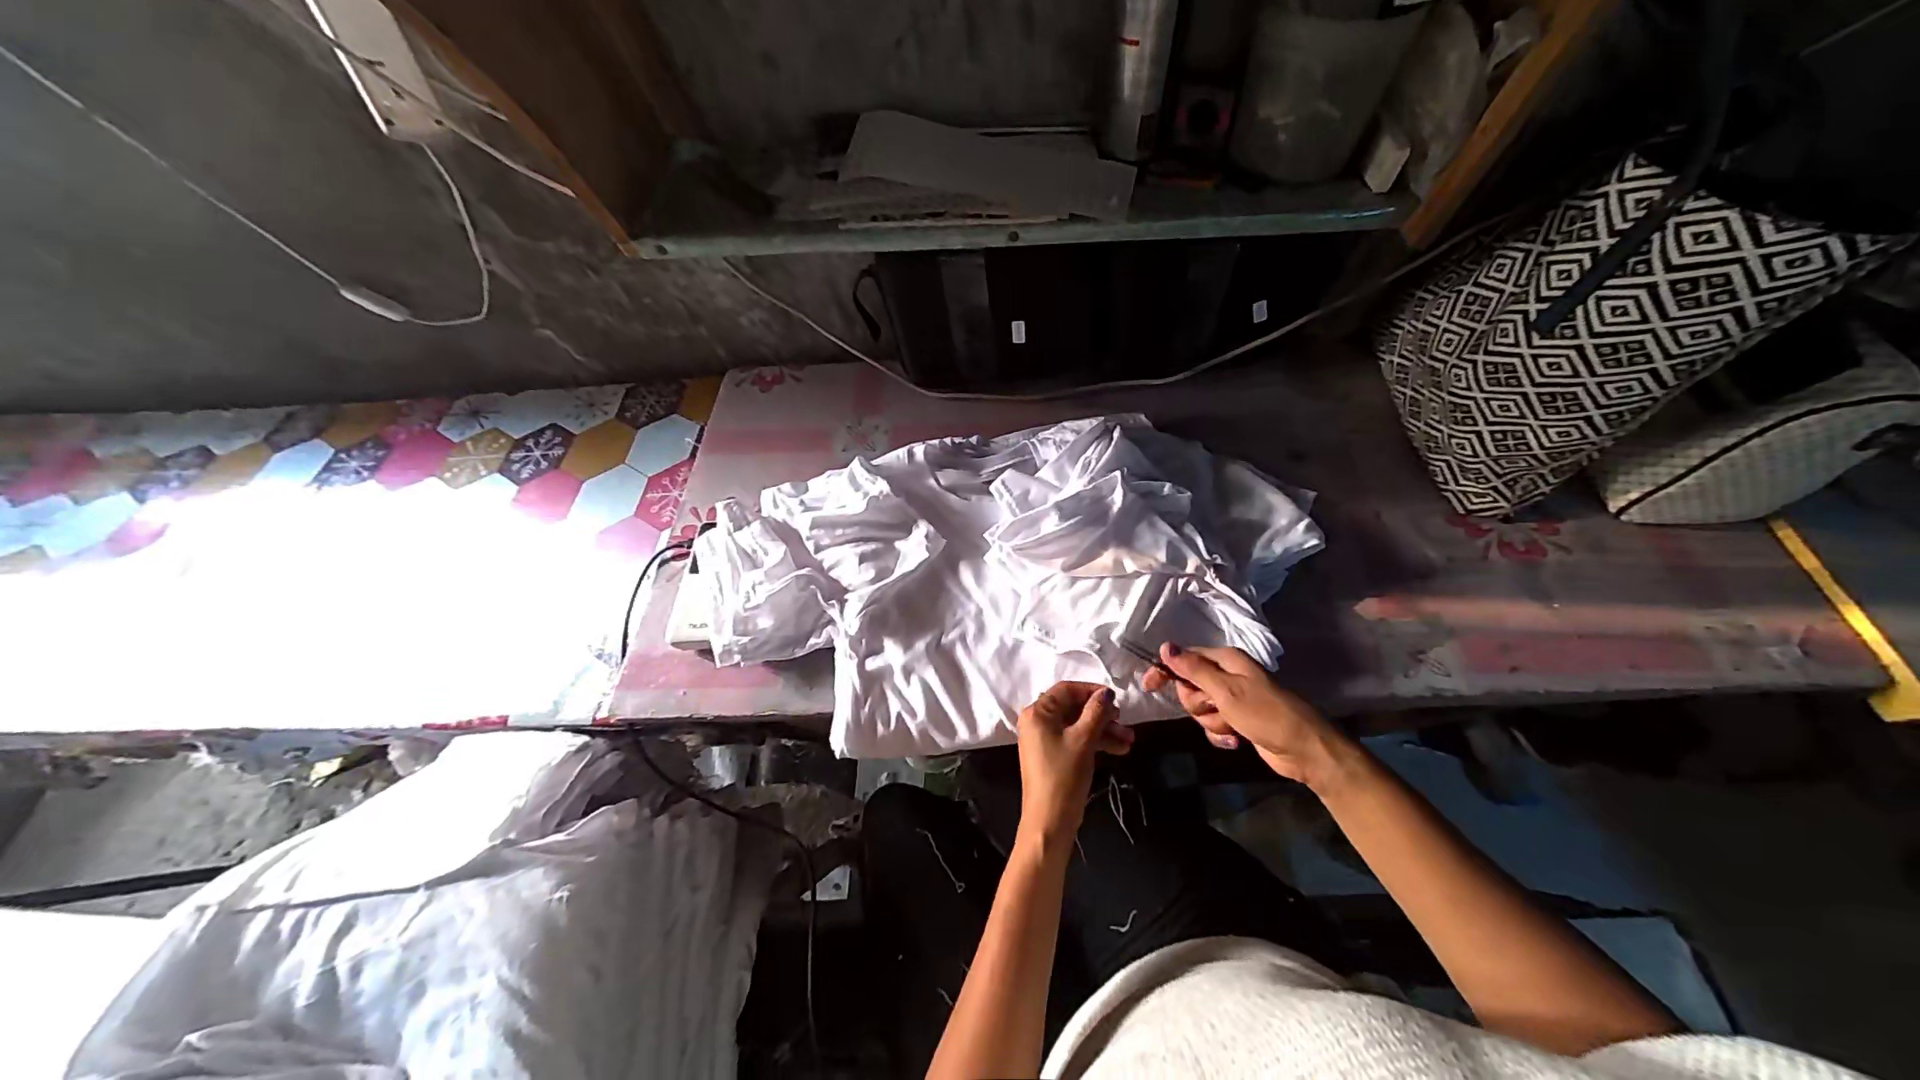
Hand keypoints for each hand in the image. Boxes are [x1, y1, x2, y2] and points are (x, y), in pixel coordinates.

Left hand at [1015, 681, 1133, 842]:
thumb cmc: (1064, 775)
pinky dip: (1095, 742)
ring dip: (1104, 730)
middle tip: (1125, 722)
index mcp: (1038, 712)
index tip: (1116, 699)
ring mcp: (1044, 739)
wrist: (1050, 820)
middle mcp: (1037, 721)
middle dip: (1102, 715)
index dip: (1092, 691)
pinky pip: (1076, 740)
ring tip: (1129, 741)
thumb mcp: (1084, 740)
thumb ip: (1096, 712)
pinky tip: (1119, 750)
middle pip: (1074, 708)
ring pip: (1078, 725)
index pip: (1066, 689)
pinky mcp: (1053, 755)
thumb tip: (1106, 693)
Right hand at [1143, 644, 1352, 789]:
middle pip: (1190, 687)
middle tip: (1216, 708)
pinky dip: (1221, 735)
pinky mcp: (1238, 721)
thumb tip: (1165, 647)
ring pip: (1200, 709)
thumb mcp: (1225, 690)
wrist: (1304, 749)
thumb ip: (1193, 669)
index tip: (1148, 686)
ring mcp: (1233, 699)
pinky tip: (1236, 741)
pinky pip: (1213, 726)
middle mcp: (1228, 676)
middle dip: (1197, 703)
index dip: (1166, 671)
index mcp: (1226, 660)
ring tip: (1233, 727)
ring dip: (1212, 722)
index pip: (1184, 658)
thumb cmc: (1265, 713)